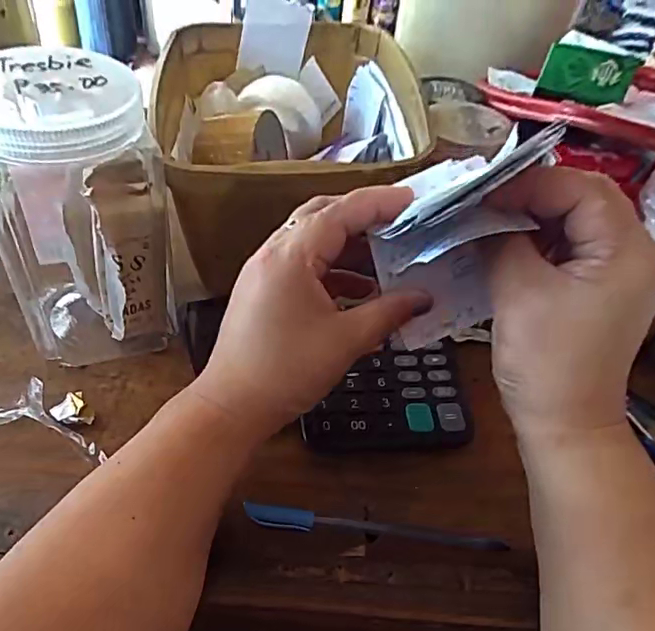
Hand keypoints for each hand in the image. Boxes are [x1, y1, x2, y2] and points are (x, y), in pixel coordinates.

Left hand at [192, 187, 430, 437]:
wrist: (233, 406)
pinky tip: (357, 296)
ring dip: (349, 252)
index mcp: (291, 256)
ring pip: (312, 246)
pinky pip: (301, 271)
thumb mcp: (346, 341)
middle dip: (363, 220)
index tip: (412, 201)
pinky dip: (331, 276)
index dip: (381, 203)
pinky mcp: (261, 295)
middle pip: (323, 219)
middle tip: (399, 226)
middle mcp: (273, 255)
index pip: (342, 212)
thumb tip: (421, 299)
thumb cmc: (284, 373)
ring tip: (385, 266)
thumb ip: (388, 314)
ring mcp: (263, 274)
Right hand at [485, 167, 654, 438]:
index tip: (482, 192)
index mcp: (626, 248)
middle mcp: (637, 254)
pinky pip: (577, 256)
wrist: (568, 430)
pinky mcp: (608, 298)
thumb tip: (483, 216)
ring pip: (579, 228)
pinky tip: (512, 254)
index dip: (528, 183)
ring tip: (492, 227)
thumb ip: (501, 242)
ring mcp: (625, 278)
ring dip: (536, 224)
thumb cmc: (546, 366)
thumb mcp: (517, 295)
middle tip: (485, 205)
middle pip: (585, 202)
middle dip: (532, 200)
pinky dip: (545, 249)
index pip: (580, 186)